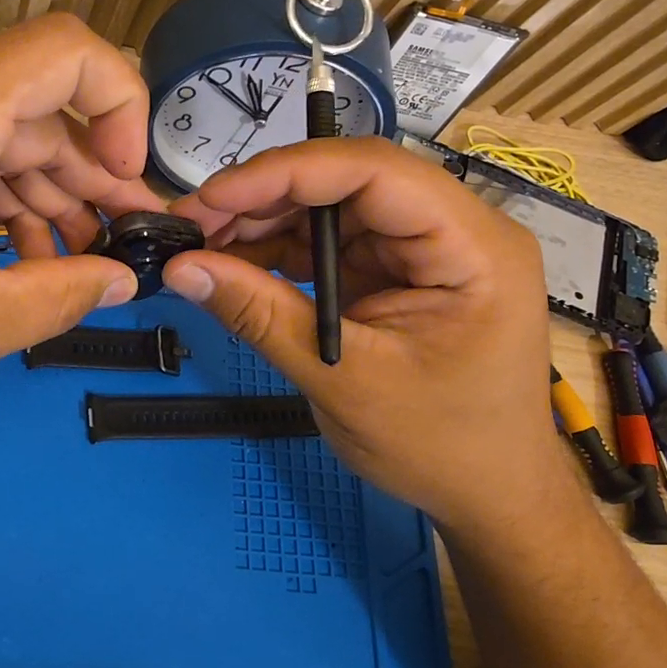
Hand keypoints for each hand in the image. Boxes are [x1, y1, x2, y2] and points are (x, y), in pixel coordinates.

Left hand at [0, 14, 165, 425]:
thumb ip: (61, 297)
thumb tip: (123, 278)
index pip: (64, 51)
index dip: (121, 102)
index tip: (128, 178)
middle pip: (31, 110)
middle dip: (84, 177)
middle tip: (116, 245)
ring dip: (36, 195)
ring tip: (65, 266)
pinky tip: (7, 256)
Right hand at [164, 137, 580, 530]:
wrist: (486, 495)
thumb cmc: (438, 446)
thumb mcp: (341, 379)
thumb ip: (261, 316)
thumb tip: (180, 268)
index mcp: (470, 247)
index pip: (373, 172)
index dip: (285, 172)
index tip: (211, 198)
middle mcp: (450, 230)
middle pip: (346, 182)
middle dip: (262, 197)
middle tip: (190, 225)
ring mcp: (419, 249)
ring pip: (328, 207)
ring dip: (260, 222)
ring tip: (199, 246)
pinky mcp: (391, 271)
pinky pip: (325, 242)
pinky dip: (274, 251)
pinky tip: (230, 265)